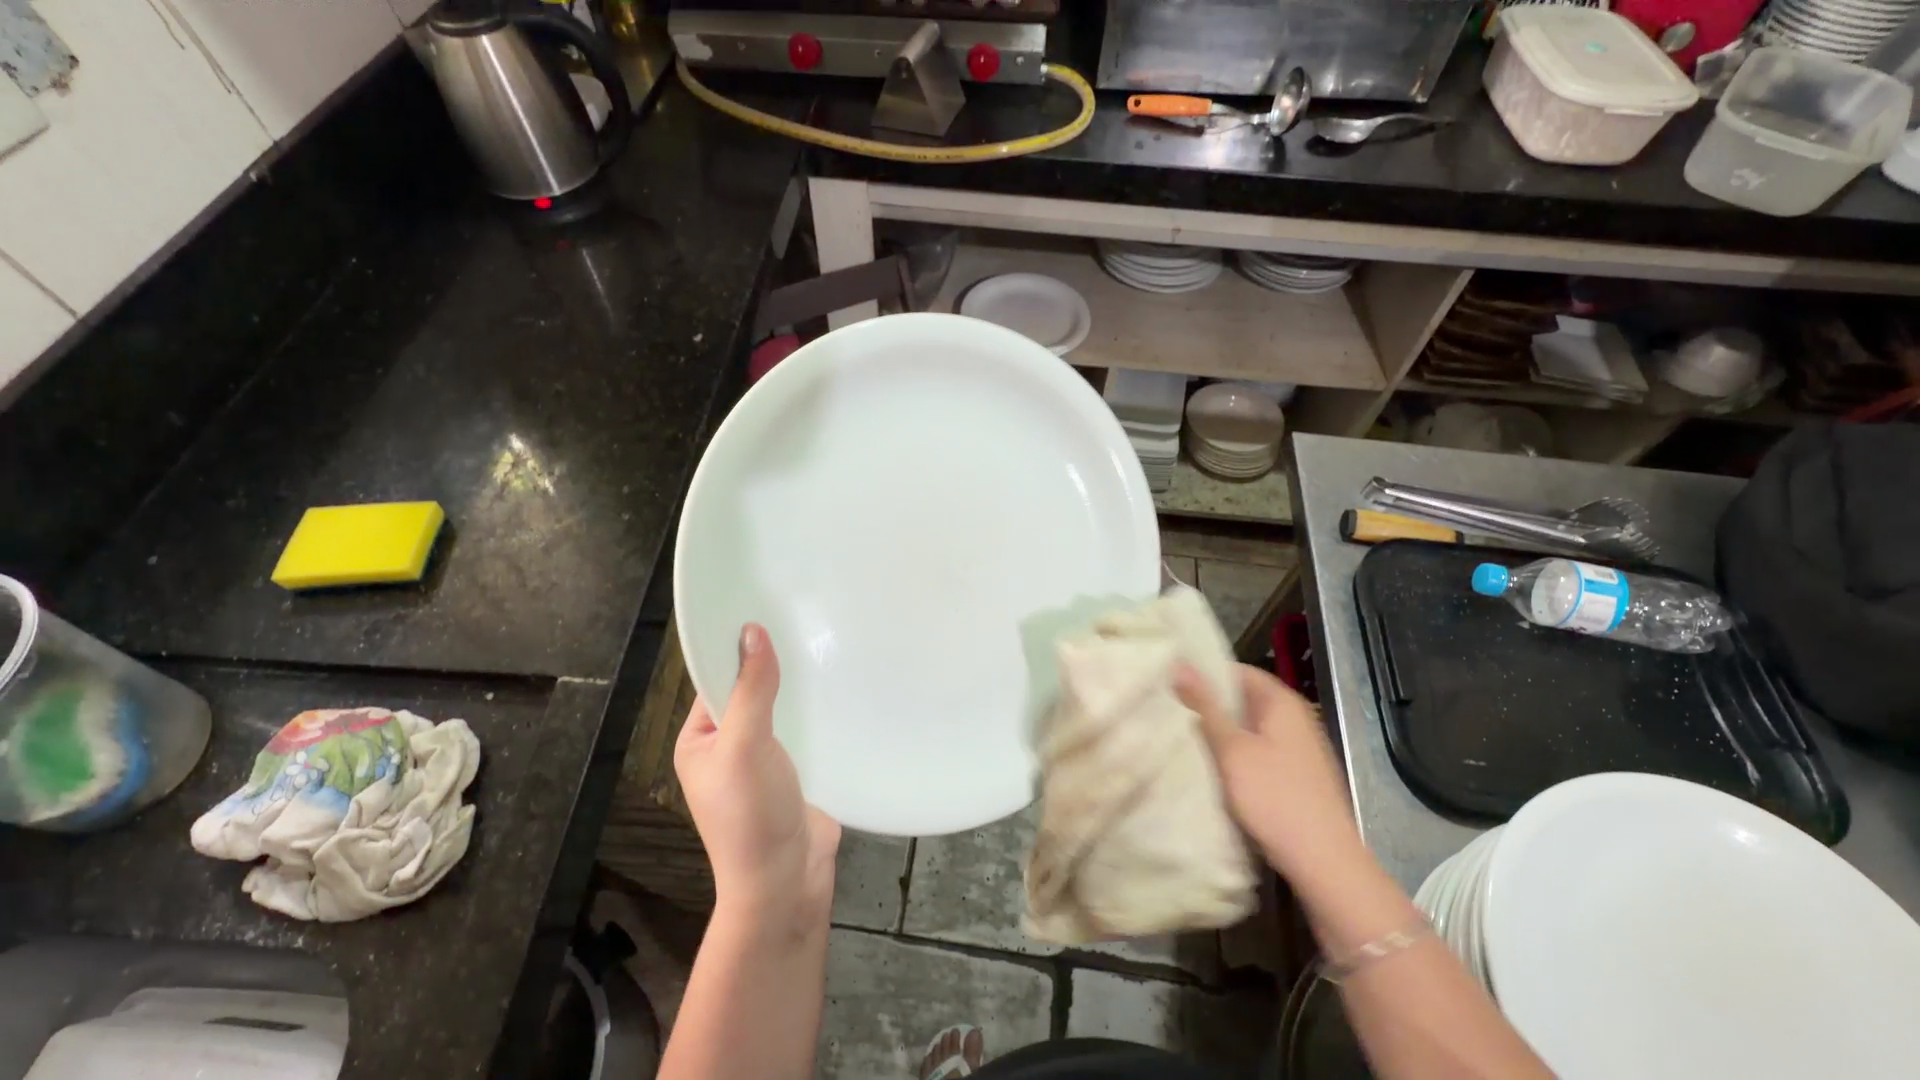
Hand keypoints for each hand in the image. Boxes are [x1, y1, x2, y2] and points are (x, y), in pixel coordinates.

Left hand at [675, 624, 840, 925]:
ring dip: (798, 691)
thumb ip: (751, 690)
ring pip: (780, 712)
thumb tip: (752, 632)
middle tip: (807, 626)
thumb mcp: (744, 746)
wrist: (786, 883)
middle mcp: (727, 748)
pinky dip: (818, 714)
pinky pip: (804, 732)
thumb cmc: (750, 815)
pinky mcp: (796, 773)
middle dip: (772, 667)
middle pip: (750, 694)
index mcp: (698, 741)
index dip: (737, 650)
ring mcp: (763, 762)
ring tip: (829, 649)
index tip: (767, 613)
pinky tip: (841, 692)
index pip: (714, 682)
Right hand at [1175, 664, 1364, 887]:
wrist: (1322, 859)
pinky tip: (1211, 769)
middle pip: (1243, 699)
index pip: (1238, 671)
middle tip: (1169, 711)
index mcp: (1282, 703)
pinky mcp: (1294, 775)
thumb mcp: (1232, 749)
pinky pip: (1257, 752)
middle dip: (1209, 705)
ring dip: (1219, 733)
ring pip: (1248, 729)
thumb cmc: (1274, 797)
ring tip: (1182, 738)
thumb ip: (1206, 706)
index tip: (1171, 683)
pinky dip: (1234, 755)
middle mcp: (1294, 718)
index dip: (1204, 674)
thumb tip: (1179, 664)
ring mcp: (1297, 748)